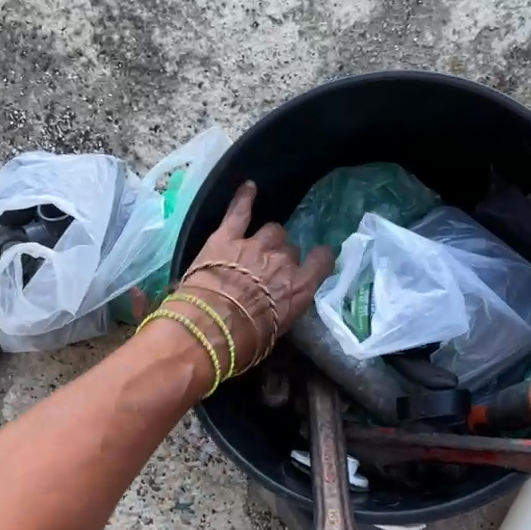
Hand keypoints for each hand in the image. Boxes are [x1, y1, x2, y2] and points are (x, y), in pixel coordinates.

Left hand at [172, 181, 333, 371]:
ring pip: (272, 230)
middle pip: (290, 248)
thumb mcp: (274, 334)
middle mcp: (283, 262)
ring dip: (267, 237)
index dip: (318, 259)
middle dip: (282, 256)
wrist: (209, 328)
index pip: (321, 262)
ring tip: (257, 246)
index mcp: (299, 288)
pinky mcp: (227, 237)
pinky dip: (244, 198)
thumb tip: (275, 309)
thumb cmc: (242, 342)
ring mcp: (255, 246)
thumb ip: (281, 312)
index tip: (318, 259)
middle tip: (268, 271)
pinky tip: (248, 187)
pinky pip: (240, 211)